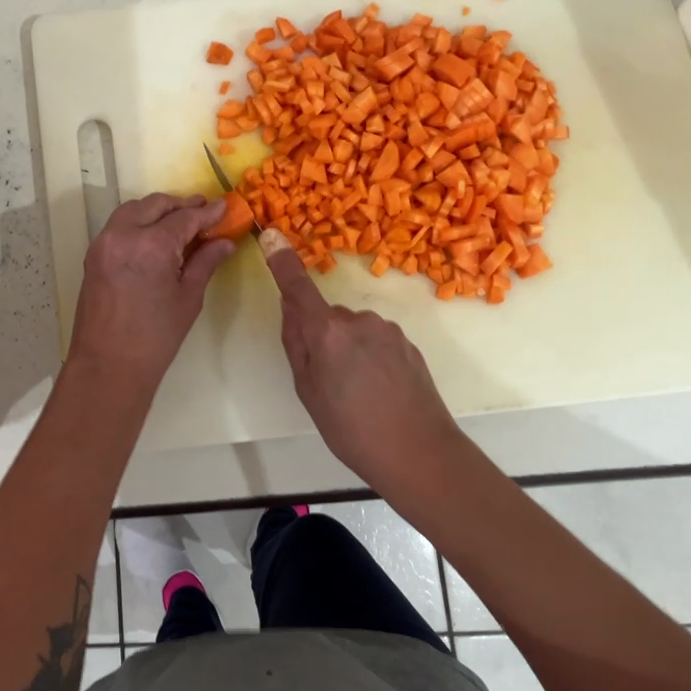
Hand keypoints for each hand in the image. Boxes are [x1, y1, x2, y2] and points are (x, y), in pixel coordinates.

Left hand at [68, 194, 234, 388]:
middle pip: (155, 205)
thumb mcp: (188, 298)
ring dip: (157, 210)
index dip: (207, 212)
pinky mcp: (94, 254)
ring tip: (180, 221)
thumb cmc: (155, 337)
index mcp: (151, 244)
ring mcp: (104, 243)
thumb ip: (205, 262)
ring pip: (133, 210)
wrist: (107, 365)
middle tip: (203, 211)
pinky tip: (155, 235)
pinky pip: (118, 225)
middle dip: (180, 205)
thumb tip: (225, 242)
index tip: (224, 207)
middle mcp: (123, 234)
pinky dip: (138, 222)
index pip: (184, 217)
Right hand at [261, 229, 465, 487]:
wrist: (420, 453)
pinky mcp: (408, 344)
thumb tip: (292, 310)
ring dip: (348, 350)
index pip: (297, 289)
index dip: (283, 263)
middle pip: (326, 317)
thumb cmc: (351, 429)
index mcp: (327, 331)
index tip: (271, 237)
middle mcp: (358, 321)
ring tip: (356, 394)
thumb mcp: (308, 391)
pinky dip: (370, 359)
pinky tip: (378, 392)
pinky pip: (376, 342)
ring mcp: (388, 331)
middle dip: (321, 337)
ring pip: (353, 331)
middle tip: (326, 383)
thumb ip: (297, 345)